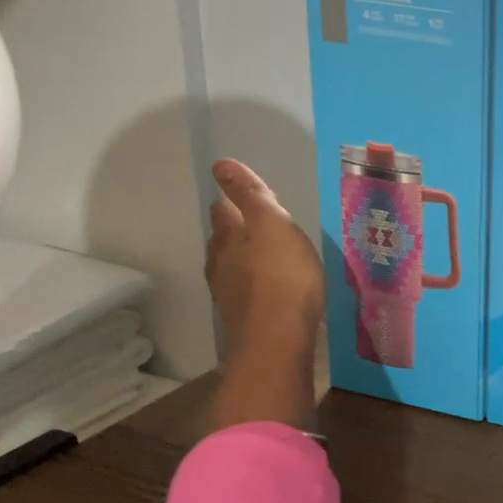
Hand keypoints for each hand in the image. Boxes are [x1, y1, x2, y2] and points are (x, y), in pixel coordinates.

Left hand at [205, 158, 323, 357]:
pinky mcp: (243, 317)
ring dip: (245, 257)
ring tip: (265, 254)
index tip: (245, 195)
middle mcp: (221, 262)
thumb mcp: (273, 225)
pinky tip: (269, 287)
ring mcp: (229, 292)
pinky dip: (255, 282)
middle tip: (257, 223)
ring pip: (232, 266)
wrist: (278, 338)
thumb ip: (250, 195)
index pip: (225, 209)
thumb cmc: (283, 276)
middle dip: (236, 228)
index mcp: (228, 236)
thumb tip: (220, 164)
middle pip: (224, 238)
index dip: (234, 199)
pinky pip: (246, 290)